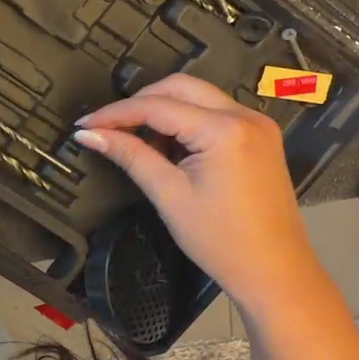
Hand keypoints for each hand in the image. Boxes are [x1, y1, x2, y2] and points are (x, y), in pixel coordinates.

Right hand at [72, 74, 328, 302]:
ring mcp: (257, 124)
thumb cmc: (220, 239)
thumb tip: (88, 134)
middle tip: (107, 128)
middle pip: (180, 87)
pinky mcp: (259, 137)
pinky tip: (167, 148)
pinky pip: (213, 113)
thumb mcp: (169, 195)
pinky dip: (184, 121)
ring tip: (136, 142)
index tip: (83, 126)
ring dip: (162, 110)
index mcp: (224, 130)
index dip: (115, 113)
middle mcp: (245, 116)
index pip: (157, 106)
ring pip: (197, 96)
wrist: (276, 272)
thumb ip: (130, 155)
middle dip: (139, 103)